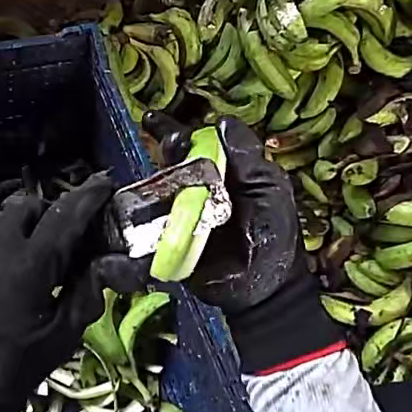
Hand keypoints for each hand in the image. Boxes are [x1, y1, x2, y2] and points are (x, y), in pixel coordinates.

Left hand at [0, 173, 144, 411]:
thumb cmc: (19, 363)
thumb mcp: (65, 332)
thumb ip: (88, 291)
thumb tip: (107, 263)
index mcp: (31, 264)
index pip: (65, 216)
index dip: (88, 197)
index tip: (104, 183)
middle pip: (29, 206)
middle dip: (51, 210)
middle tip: (66, 232)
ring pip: (1, 216)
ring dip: (23, 222)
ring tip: (34, 245)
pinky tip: (6, 259)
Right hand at [144, 115, 340, 374]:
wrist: (265, 290)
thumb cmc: (274, 234)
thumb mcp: (269, 189)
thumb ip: (248, 156)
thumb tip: (222, 122)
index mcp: (225, 173)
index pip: (198, 144)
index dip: (179, 131)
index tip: (159, 121)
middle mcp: (199, 189)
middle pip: (175, 162)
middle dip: (169, 148)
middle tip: (170, 143)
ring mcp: (182, 215)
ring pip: (160, 189)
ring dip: (158, 178)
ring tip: (162, 172)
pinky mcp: (170, 241)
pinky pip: (150, 224)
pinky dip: (141, 215)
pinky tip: (137, 205)